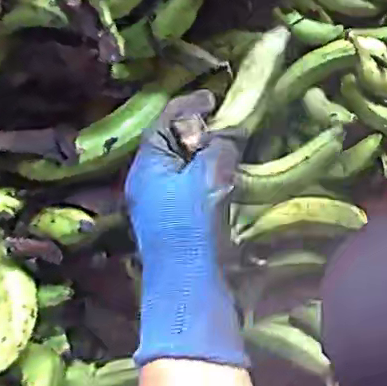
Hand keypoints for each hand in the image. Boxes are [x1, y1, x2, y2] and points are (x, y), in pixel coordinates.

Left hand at [126, 91, 246, 367]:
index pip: (165, 120)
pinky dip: (215, 175)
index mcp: (147, 166)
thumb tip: (230, 129)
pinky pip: (197, 185)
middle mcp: (149, 182)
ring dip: (212, 154)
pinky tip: (235, 178)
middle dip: (204, 129)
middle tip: (234, 124)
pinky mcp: (182, 221)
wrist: (192, 287)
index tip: (218, 98)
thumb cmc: (194, 228)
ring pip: (188, 164)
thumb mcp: (209, 177)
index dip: (192, 105)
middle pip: (176, 142)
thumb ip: (219, 145)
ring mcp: (164, 204)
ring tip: (239, 148)